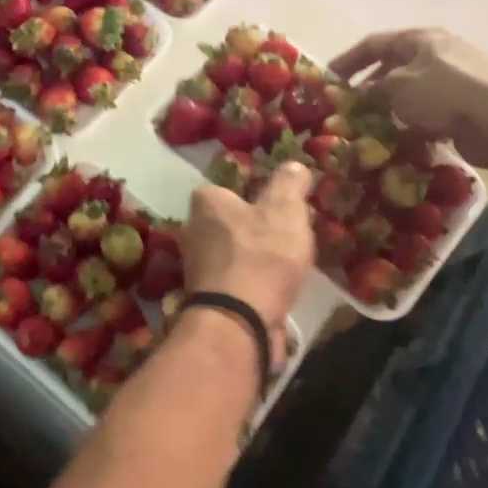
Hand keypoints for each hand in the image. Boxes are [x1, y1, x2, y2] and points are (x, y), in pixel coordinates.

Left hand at [181, 162, 314, 365]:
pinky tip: (273, 291)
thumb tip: (294, 165)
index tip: (272, 203)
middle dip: (249, 228)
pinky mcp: (206, 297)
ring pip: (228, 253)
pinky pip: (233, 281)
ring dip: (251, 258)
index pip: (220, 188)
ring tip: (283, 264)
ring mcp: (196, 267)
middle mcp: (192, 231)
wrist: (238, 322)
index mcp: (205, 204)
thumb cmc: (260, 256)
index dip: (247, 193)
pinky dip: (250, 284)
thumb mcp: (284, 211)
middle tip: (283, 234)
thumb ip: (288, 185)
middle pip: (224, 222)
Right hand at [329, 28, 487, 168]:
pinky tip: (398, 141)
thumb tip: (361, 94)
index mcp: (421, 39)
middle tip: (347, 106)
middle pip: (393, 67)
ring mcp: (454, 81)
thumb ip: (373, 88)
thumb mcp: (397, 85)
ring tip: (369, 127)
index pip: (374, 43)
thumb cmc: (443, 93)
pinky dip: (411, 125)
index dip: (348, 60)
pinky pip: (428, 114)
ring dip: (389, 109)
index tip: (328, 78)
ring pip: (410, 93)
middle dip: (369, 87)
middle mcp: (438, 55)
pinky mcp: (464, 107)